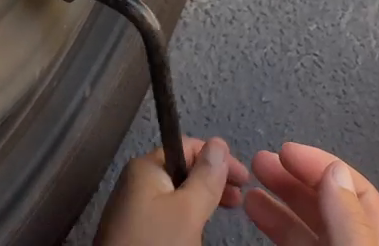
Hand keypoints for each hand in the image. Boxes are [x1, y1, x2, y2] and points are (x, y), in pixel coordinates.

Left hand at [95, 137, 249, 245]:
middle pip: (182, 170)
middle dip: (212, 182)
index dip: (219, 158)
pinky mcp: (133, 233)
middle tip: (239, 201)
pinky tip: (195, 233)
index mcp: (146, 167)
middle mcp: (136, 182)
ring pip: (175, 195)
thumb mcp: (188, 212)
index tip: (245, 180)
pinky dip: (186, 219)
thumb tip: (218, 142)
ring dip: (201, 201)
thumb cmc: (156, 245)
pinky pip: (165, 215)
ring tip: (222, 214)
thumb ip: (205, 177)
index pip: (188, 147)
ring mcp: (133, 209)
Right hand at [244, 143, 378, 245]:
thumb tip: (334, 170)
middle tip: (260, 162)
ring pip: (311, 228)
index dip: (321, 165)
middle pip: (329, 206)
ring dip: (280, 203)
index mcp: (378, 242)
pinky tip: (258, 214)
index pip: (357, 191)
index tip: (285, 152)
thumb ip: (349, 221)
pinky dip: (278, 227)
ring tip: (250, 188)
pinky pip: (299, 245)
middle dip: (294, 179)